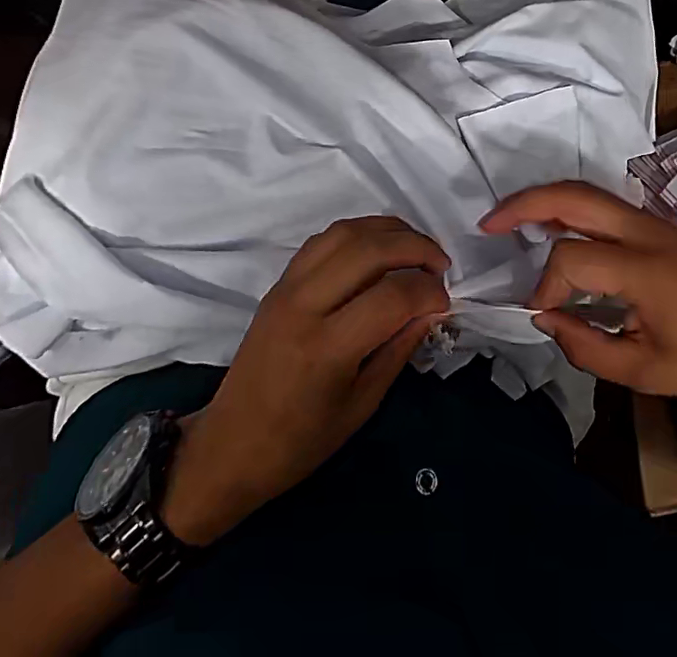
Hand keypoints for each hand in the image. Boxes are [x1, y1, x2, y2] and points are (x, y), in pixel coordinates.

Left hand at [161, 217, 449, 544]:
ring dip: (387, 230)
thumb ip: (399, 348)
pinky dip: (357, 234)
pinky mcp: (278, 284)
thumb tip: (433, 309)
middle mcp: (304, 306)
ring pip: (344, 232)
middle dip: (416, 247)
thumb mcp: (362, 404)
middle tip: (440, 265)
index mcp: (327, 347)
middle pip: (369, 249)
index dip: (429, 292)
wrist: (231, 445)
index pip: (393, 296)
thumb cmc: (301, 440)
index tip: (445, 303)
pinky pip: (322, 241)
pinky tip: (378, 250)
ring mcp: (286, 289)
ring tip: (416, 249)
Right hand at [480, 181, 676, 417]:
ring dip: (543, 200)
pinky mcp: (657, 226)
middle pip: (574, 196)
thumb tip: (544, 317)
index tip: (544, 315)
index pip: (571, 260)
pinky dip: (567, 207)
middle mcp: (647, 233)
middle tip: (488, 224)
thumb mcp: (643, 372)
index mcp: (647, 271)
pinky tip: (550, 226)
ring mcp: (654, 223)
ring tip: (509, 221)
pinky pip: (602, 205)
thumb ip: (585, 347)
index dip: (545, 287)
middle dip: (523, 204)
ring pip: (587, 192)